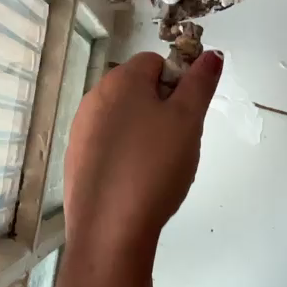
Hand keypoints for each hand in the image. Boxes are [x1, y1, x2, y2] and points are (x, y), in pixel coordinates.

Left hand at [63, 51, 221, 265]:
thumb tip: (211, 54)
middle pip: (138, 89)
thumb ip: (201, 82)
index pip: (156, 62)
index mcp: (121, 80)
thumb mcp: (189, 120)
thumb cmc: (154, 166)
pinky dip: (124, 156)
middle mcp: (95, 97)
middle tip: (177, 142)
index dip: (178, 84)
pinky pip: (108, 146)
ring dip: (143, 133)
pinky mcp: (75, 161)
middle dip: (162, 109)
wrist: (109, 232)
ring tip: (158, 167)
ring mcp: (81, 130)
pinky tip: (135, 183)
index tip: (187, 116)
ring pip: (124, 119)